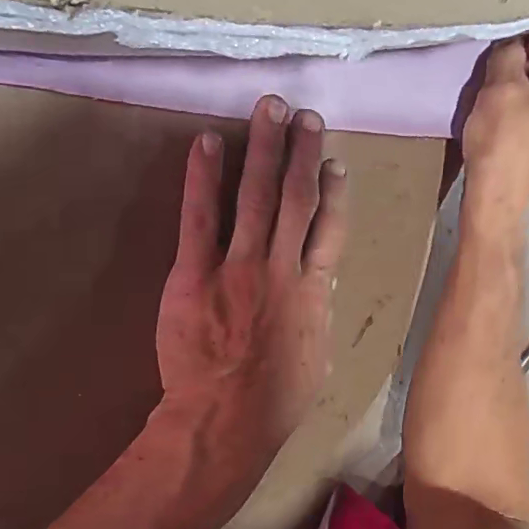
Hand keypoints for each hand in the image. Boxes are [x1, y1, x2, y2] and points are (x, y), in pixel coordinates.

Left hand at [156, 95, 348, 525]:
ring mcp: (239, 267)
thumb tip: (320, 287)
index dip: (333, 190)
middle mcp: (281, 268)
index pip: (329, 228)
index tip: (332, 162)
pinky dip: (203, 177)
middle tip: (303, 113)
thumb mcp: (315, 359)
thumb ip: (317, 315)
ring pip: (256, 195)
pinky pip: (200, 217)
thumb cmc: (273, 400)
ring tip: (268, 108)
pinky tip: (207, 142)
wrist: (224, 419)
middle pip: (297, 197)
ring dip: (263, 147)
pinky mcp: (195, 273)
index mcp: (313, 291)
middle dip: (301, 150)